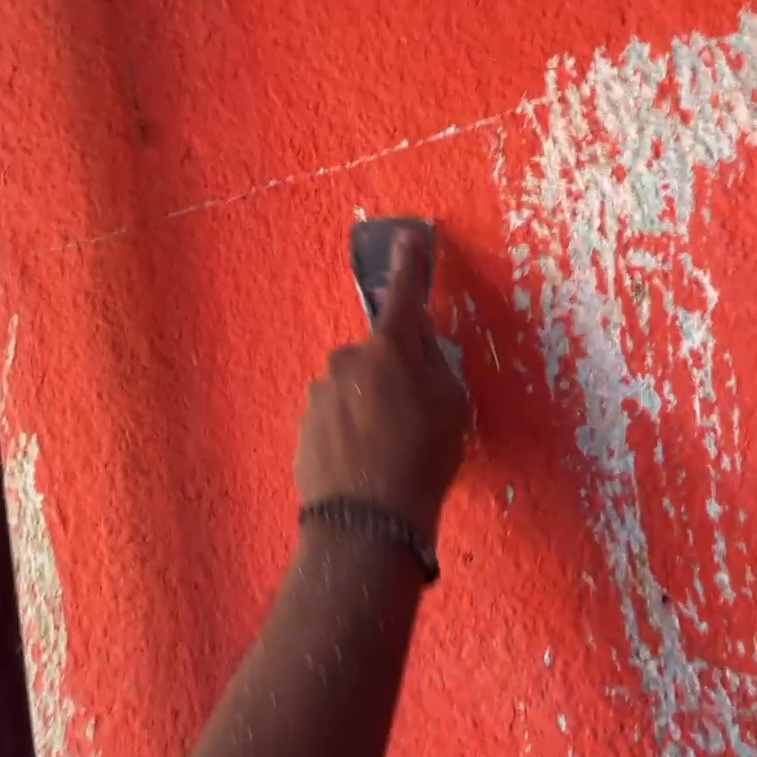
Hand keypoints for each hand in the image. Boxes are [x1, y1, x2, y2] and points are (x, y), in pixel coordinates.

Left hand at [295, 231, 469, 546]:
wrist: (367, 521)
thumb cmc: (423, 457)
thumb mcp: (451, 405)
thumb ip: (434, 362)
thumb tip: (417, 342)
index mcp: (389, 349)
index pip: (404, 295)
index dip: (410, 264)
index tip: (409, 236)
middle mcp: (348, 359)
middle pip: (377, 354)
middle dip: (392, 371)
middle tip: (412, 415)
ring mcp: (321, 392)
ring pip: (353, 386)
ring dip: (368, 403)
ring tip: (385, 449)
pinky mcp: (304, 424)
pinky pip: (335, 414)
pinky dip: (349, 428)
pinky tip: (362, 462)